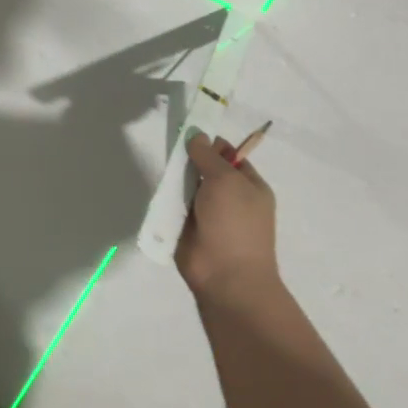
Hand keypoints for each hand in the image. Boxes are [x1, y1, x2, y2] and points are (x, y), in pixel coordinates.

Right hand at [175, 132, 278, 302]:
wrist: (226, 277)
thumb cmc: (235, 224)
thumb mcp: (226, 180)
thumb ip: (208, 155)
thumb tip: (196, 135)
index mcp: (249, 186)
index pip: (229, 155)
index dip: (211, 142)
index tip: (188, 131)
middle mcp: (230, 198)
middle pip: (204, 168)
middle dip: (188, 159)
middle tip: (170, 147)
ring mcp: (208, 214)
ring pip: (187, 185)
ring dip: (176, 179)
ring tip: (163, 169)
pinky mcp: (187, 227)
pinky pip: (174, 205)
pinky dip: (166, 198)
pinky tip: (158, 191)